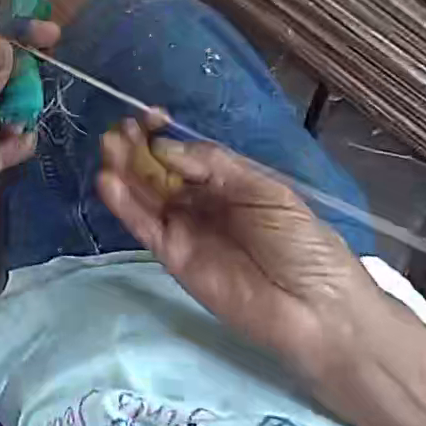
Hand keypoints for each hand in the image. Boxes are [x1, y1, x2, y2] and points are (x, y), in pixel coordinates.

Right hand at [96, 118, 382, 372]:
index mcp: (224, 180)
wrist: (317, 309)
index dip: (164, 133)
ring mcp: (182, 227)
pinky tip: (109, 182)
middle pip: (156, 169)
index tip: (150, 117)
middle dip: (136, 147)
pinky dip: (123, 204)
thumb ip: (214, 165)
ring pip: (143, 193)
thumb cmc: (302, 242)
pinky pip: (142, 225)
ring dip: (123, 168)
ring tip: (108, 146)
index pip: (183, 151)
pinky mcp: (170, 255)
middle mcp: (198, 200)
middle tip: (119, 131)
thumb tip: (163, 146)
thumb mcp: (265, 190)